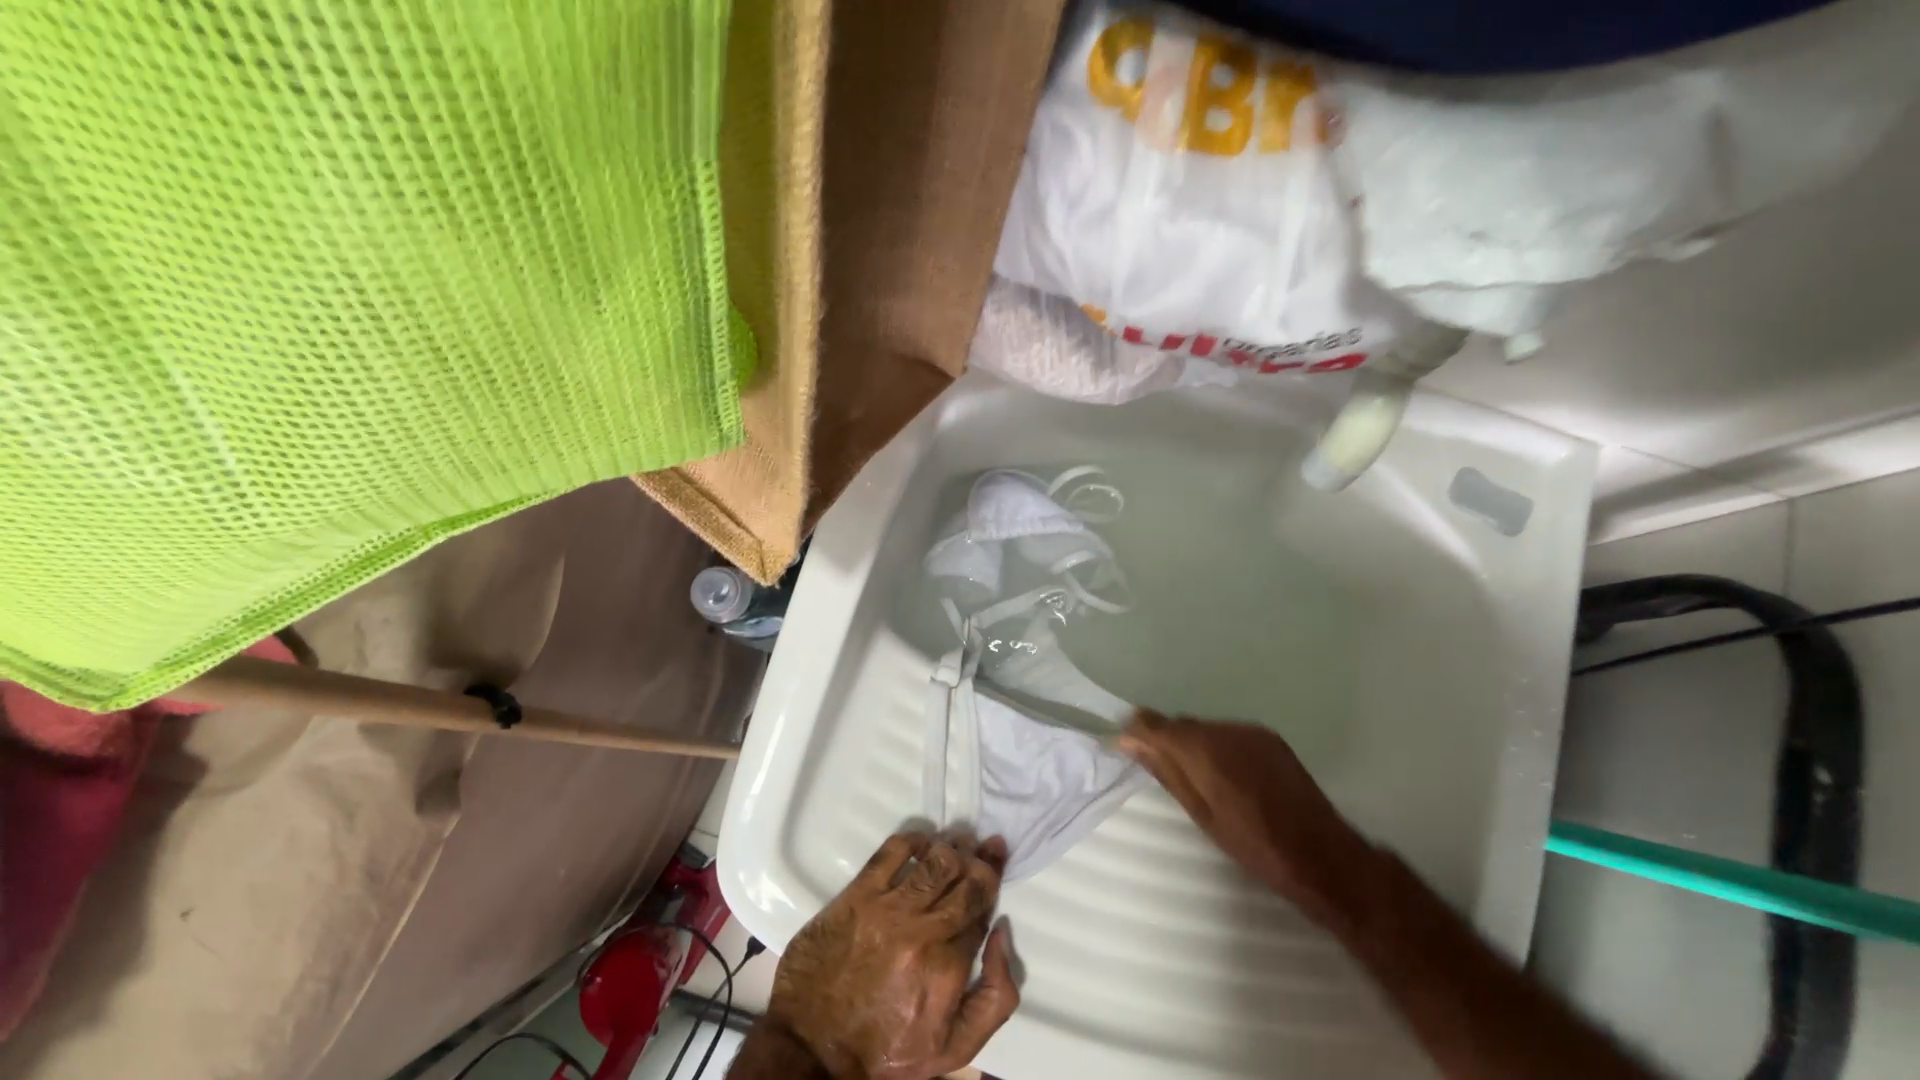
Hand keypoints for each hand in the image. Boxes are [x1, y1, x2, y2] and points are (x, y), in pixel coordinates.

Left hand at [766, 832, 1019, 1079]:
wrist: (814, 1048)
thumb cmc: (886, 1050)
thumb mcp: (956, 1048)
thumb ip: (996, 996)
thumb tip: (1000, 934)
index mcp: (949, 967)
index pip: (982, 908)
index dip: (993, 881)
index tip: (996, 861)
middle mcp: (923, 932)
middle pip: (965, 878)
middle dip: (981, 860)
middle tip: (984, 848)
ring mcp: (887, 910)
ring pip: (934, 860)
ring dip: (952, 847)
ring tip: (956, 844)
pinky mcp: (856, 898)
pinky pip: (891, 853)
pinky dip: (912, 840)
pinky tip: (920, 842)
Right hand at [1117, 710, 1379, 926]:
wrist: (1319, 853)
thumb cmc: (1253, 844)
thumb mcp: (1201, 813)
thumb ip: (1166, 771)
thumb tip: (1131, 742)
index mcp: (1205, 750)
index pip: (1157, 725)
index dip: (1138, 731)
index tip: (1124, 744)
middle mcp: (1228, 729)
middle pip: (1183, 725)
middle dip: (1166, 741)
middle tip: (1158, 768)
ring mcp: (1253, 731)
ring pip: (1207, 729)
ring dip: (1194, 745)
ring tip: (1196, 779)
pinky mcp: (1271, 739)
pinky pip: (1230, 734)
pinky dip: (1219, 748)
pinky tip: (1224, 776)